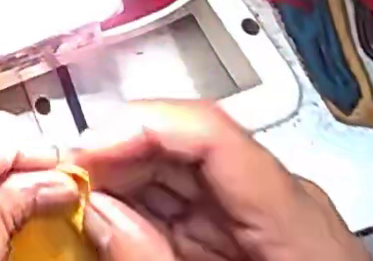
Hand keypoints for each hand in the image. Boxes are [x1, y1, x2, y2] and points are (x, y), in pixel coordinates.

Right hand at [70, 101, 365, 260]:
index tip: (87, 148)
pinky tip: (121, 227)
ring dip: (127, 183)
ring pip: (179, 169)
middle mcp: (285, 203)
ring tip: (88, 206)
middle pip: (185, 143)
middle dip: (120, 155)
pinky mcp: (253, 236)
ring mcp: (269, 217)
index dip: (137, 125)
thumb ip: (153, 260)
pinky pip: (189, 204)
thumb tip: (98, 210)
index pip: (210, 130)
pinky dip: (148, 211)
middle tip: (74, 180)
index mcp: (299, 222)